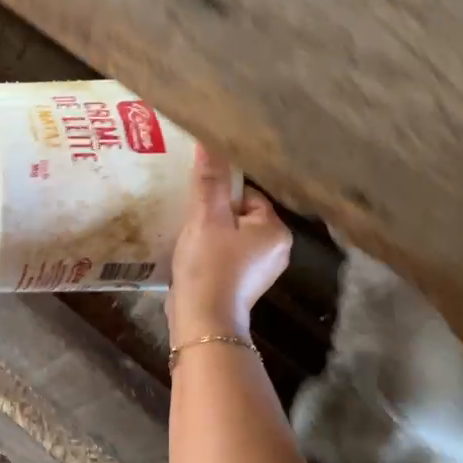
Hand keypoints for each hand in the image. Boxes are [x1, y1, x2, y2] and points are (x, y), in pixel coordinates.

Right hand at [169, 143, 290, 344]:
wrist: (203, 321)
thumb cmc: (210, 265)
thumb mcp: (207, 217)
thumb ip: (209, 180)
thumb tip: (208, 141)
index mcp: (275, 230)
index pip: (248, 195)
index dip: (221, 194)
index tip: (199, 201)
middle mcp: (276, 250)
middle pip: (240, 215)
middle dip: (215, 213)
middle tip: (189, 215)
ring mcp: (260, 271)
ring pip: (231, 236)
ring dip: (210, 233)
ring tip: (186, 234)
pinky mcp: (242, 285)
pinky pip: (226, 256)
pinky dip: (210, 252)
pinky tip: (190, 255)